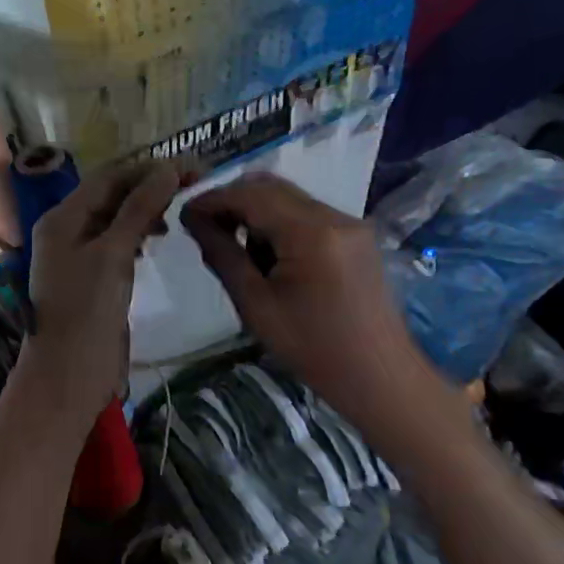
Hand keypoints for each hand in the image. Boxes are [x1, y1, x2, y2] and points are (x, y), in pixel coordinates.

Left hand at [19, 162, 179, 419]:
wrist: (69, 375)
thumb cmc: (87, 312)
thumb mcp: (114, 254)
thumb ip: (139, 210)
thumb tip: (168, 170)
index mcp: (63, 218)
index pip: (110, 176)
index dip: (150, 168)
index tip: (192, 167)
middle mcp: (68, 229)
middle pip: (112, 193)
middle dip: (150, 185)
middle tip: (194, 183)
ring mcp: (79, 253)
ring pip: (116, 217)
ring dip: (146, 208)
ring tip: (178, 210)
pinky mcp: (93, 276)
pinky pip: (118, 241)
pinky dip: (139, 232)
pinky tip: (157, 238)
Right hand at [182, 173, 436, 424]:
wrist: (378, 375)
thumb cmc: (312, 348)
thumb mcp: (257, 306)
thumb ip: (224, 256)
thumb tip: (195, 222)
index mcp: (311, 232)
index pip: (252, 195)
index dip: (214, 198)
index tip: (185, 213)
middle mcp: (335, 216)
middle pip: (273, 188)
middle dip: (235, 201)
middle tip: (205, 228)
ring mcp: (351, 223)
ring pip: (292, 199)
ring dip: (259, 213)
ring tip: (238, 250)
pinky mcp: (358, 237)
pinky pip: (311, 215)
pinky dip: (283, 225)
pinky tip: (270, 257)